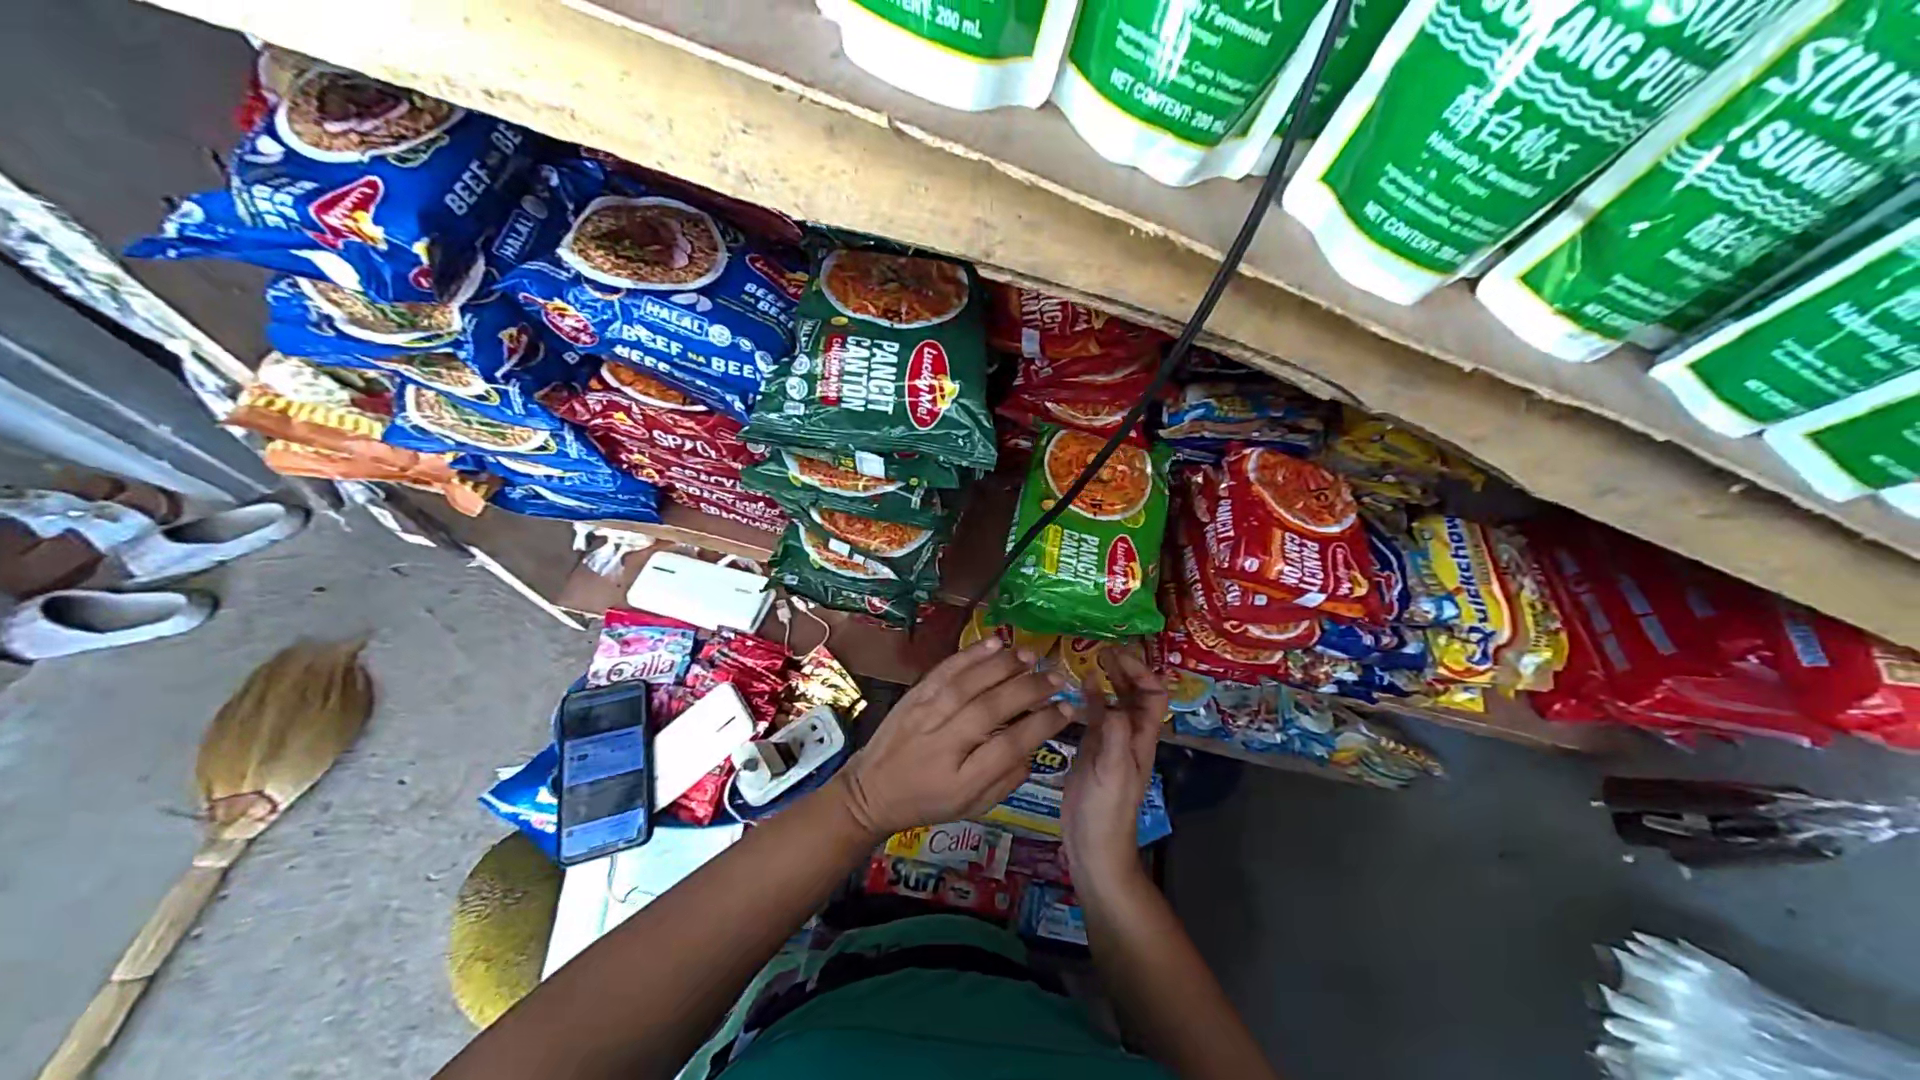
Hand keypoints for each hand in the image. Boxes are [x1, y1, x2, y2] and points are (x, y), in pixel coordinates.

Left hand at [834, 636, 1073, 837]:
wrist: (871, 790)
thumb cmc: (928, 802)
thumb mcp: (973, 806)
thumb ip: (1007, 779)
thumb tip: (1035, 744)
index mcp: (962, 780)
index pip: (1009, 747)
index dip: (1042, 725)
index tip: (1068, 709)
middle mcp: (943, 744)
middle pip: (991, 710)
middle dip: (1029, 690)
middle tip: (1058, 677)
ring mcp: (925, 716)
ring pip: (968, 684)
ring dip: (1003, 666)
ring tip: (1032, 656)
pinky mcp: (914, 696)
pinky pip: (944, 671)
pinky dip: (970, 655)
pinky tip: (995, 643)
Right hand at [1063, 647, 1167, 893]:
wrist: (1093, 845)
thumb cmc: (1107, 809)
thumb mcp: (1113, 769)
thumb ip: (1115, 734)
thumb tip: (1109, 699)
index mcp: (1142, 737)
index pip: (1153, 694)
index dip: (1141, 671)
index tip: (1117, 656)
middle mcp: (1130, 734)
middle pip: (1135, 693)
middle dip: (1125, 669)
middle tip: (1102, 649)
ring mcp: (1111, 741)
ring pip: (1115, 701)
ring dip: (1108, 679)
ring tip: (1091, 659)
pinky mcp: (1092, 749)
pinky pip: (1094, 716)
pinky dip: (1089, 698)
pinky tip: (1078, 686)